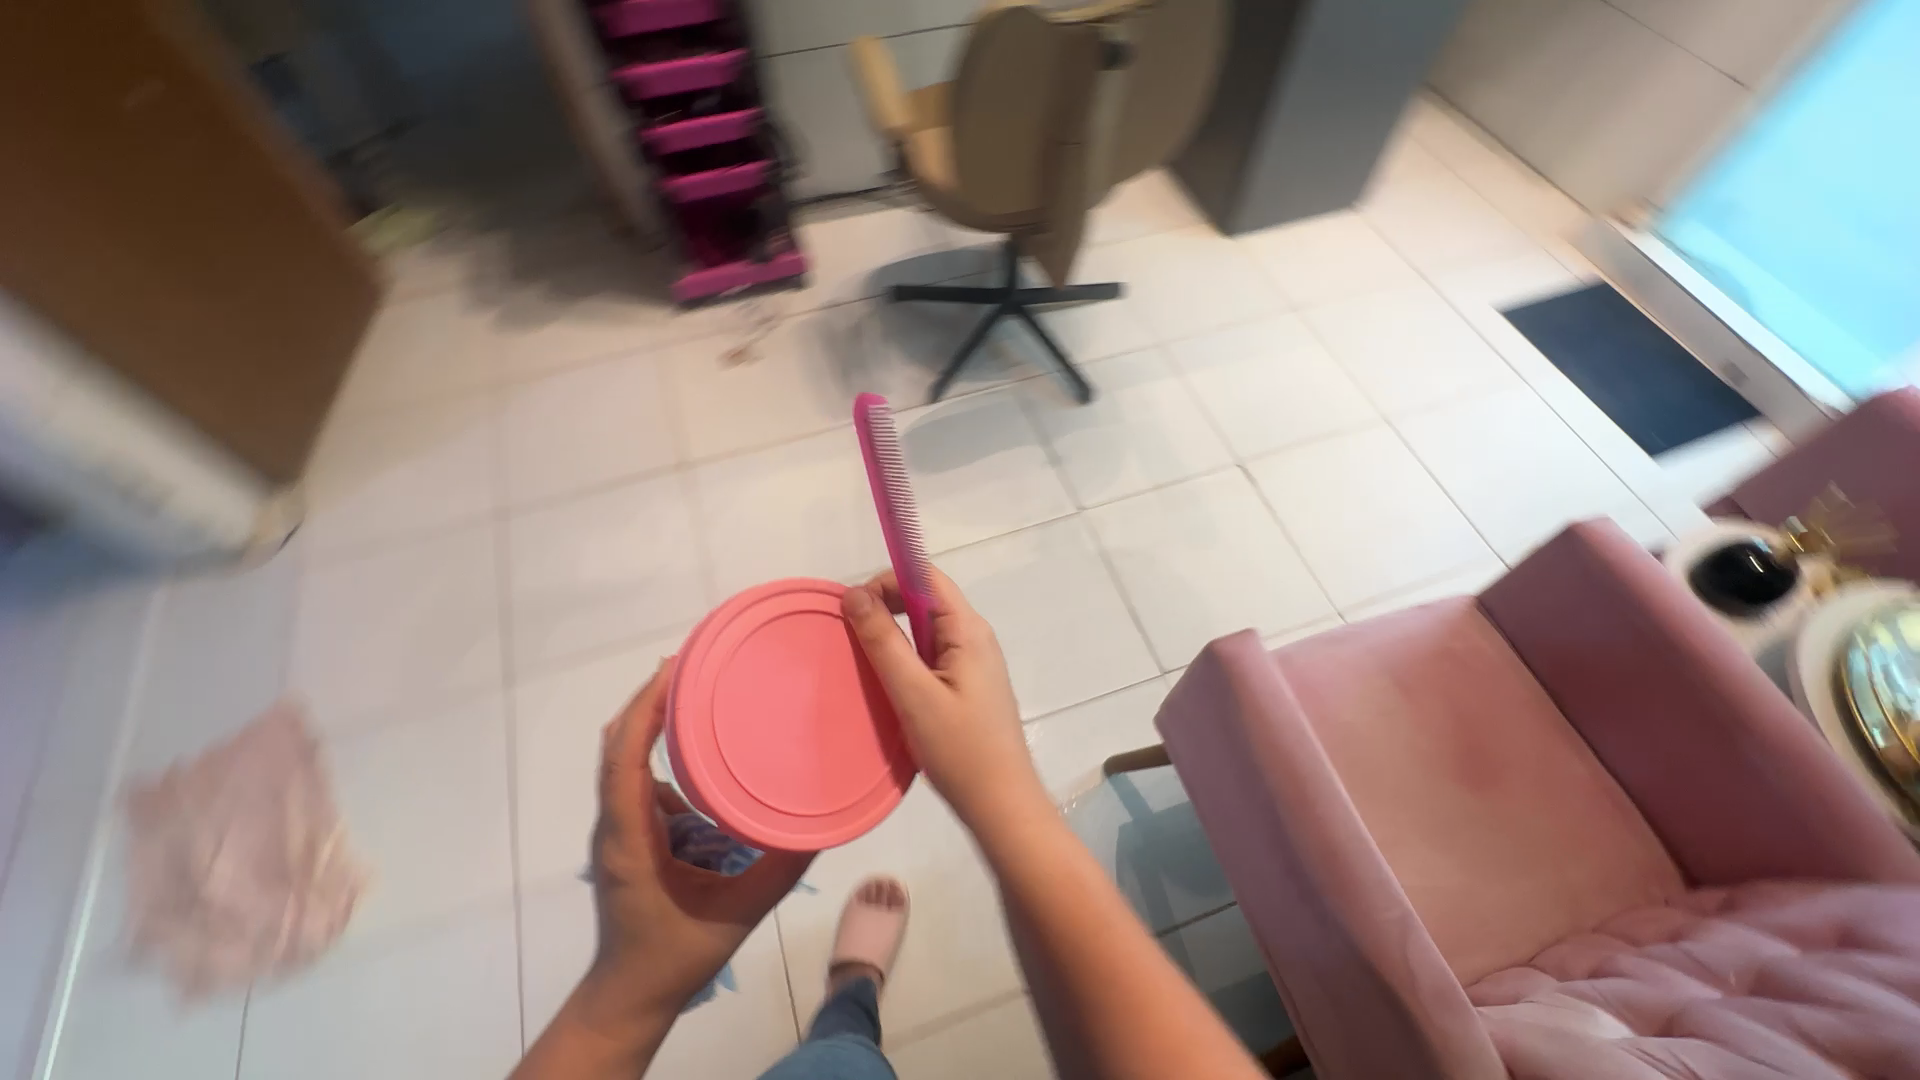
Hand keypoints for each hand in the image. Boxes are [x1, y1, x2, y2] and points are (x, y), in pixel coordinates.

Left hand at [581, 659, 812, 1022]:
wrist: (628, 998)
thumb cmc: (674, 956)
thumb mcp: (736, 914)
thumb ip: (779, 870)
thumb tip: (821, 824)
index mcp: (628, 837)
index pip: (624, 758)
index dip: (645, 708)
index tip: (675, 667)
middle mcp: (614, 824)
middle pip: (616, 745)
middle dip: (650, 700)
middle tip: (694, 664)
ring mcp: (617, 829)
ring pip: (622, 760)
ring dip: (652, 723)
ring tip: (696, 694)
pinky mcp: (627, 835)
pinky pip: (635, 780)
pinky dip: (658, 753)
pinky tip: (698, 752)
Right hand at [841, 569, 1050, 831]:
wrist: (1001, 803)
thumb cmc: (959, 749)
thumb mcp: (913, 694)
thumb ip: (883, 642)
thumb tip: (854, 593)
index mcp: (968, 630)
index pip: (927, 577)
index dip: (888, 581)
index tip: (853, 608)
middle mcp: (975, 637)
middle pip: (926, 599)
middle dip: (886, 607)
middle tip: (851, 636)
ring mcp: (974, 662)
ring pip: (926, 630)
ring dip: (894, 637)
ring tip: (865, 663)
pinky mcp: (967, 685)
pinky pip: (931, 655)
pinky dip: (906, 660)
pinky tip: (888, 685)